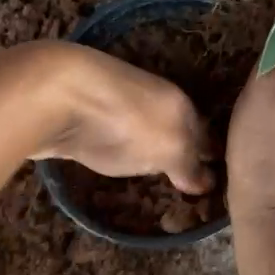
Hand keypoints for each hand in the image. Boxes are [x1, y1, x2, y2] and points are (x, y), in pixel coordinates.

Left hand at [24, 42, 213, 194]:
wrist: (57, 94)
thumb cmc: (123, 122)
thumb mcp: (167, 147)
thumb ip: (187, 164)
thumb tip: (207, 181)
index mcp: (179, 104)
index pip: (203, 132)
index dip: (210, 154)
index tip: (217, 179)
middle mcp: (154, 99)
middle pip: (175, 128)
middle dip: (183, 149)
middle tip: (190, 180)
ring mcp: (120, 104)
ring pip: (144, 129)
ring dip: (151, 147)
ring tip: (157, 173)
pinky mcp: (88, 114)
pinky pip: (116, 134)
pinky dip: (123, 147)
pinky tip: (120, 159)